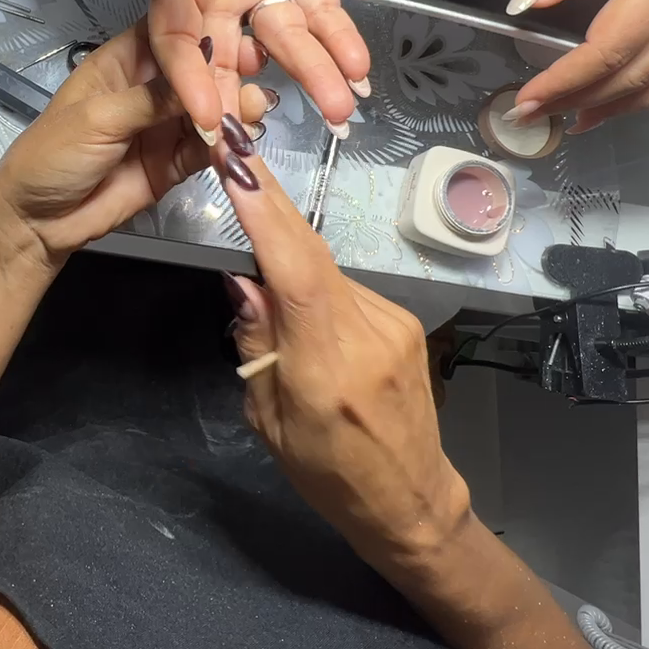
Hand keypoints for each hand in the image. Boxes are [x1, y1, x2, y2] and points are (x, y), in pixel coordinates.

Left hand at [0, 23, 271, 267]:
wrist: (38, 221)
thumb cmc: (53, 155)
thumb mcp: (97, 118)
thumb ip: (151, 100)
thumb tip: (203, 76)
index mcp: (122, 64)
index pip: (167, 36)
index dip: (199, 30)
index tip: (236, 27)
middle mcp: (148, 90)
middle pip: (195, 73)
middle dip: (226, 69)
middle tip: (260, 65)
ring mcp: (162, 127)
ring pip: (206, 111)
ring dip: (232, 109)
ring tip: (258, 106)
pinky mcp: (173, 163)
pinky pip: (205, 150)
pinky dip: (225, 146)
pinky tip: (245, 138)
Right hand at [151, 0, 370, 142]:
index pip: (180, 35)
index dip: (190, 80)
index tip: (209, 120)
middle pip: (227, 55)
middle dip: (243, 99)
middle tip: (266, 143)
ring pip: (284, 42)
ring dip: (309, 76)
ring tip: (339, 110)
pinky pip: (323, 13)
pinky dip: (340, 41)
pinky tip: (357, 70)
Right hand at [210, 136, 469, 580]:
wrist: (412, 500)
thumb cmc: (328, 474)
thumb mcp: (269, 421)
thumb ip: (257, 343)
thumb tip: (243, 279)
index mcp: (326, 369)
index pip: (294, 273)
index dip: (265, 215)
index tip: (239, 166)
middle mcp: (367, 334)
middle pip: (310, 251)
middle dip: (268, 197)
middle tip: (236, 148)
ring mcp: (392, 322)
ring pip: (323, 267)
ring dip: (287, 256)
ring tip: (266, 281)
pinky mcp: (402, 319)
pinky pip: (342, 285)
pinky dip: (313, 283)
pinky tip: (306, 313)